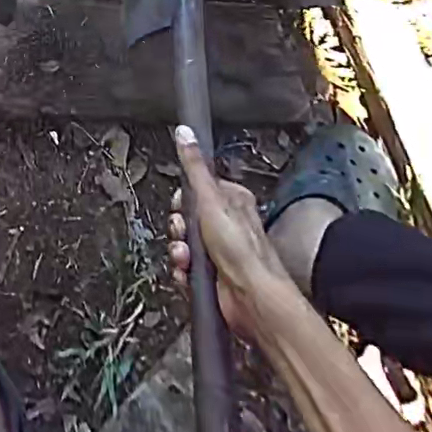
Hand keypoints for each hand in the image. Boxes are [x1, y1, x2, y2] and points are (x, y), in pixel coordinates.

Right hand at [168, 125, 299, 341]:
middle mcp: (225, 224)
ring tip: (186, 258)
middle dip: (178, 227)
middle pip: (184, 216)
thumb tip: (185, 132)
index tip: (181, 205)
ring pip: (182, 242)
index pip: (195, 188)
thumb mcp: (210, 198)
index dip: (182, 199)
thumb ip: (194, 166)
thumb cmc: (241, 249)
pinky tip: (188, 273)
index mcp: (231, 200)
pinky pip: (185, 266)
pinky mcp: (212, 275)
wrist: (253, 299)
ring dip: (178, 250)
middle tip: (183, 232)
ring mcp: (219, 250)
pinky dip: (182, 270)